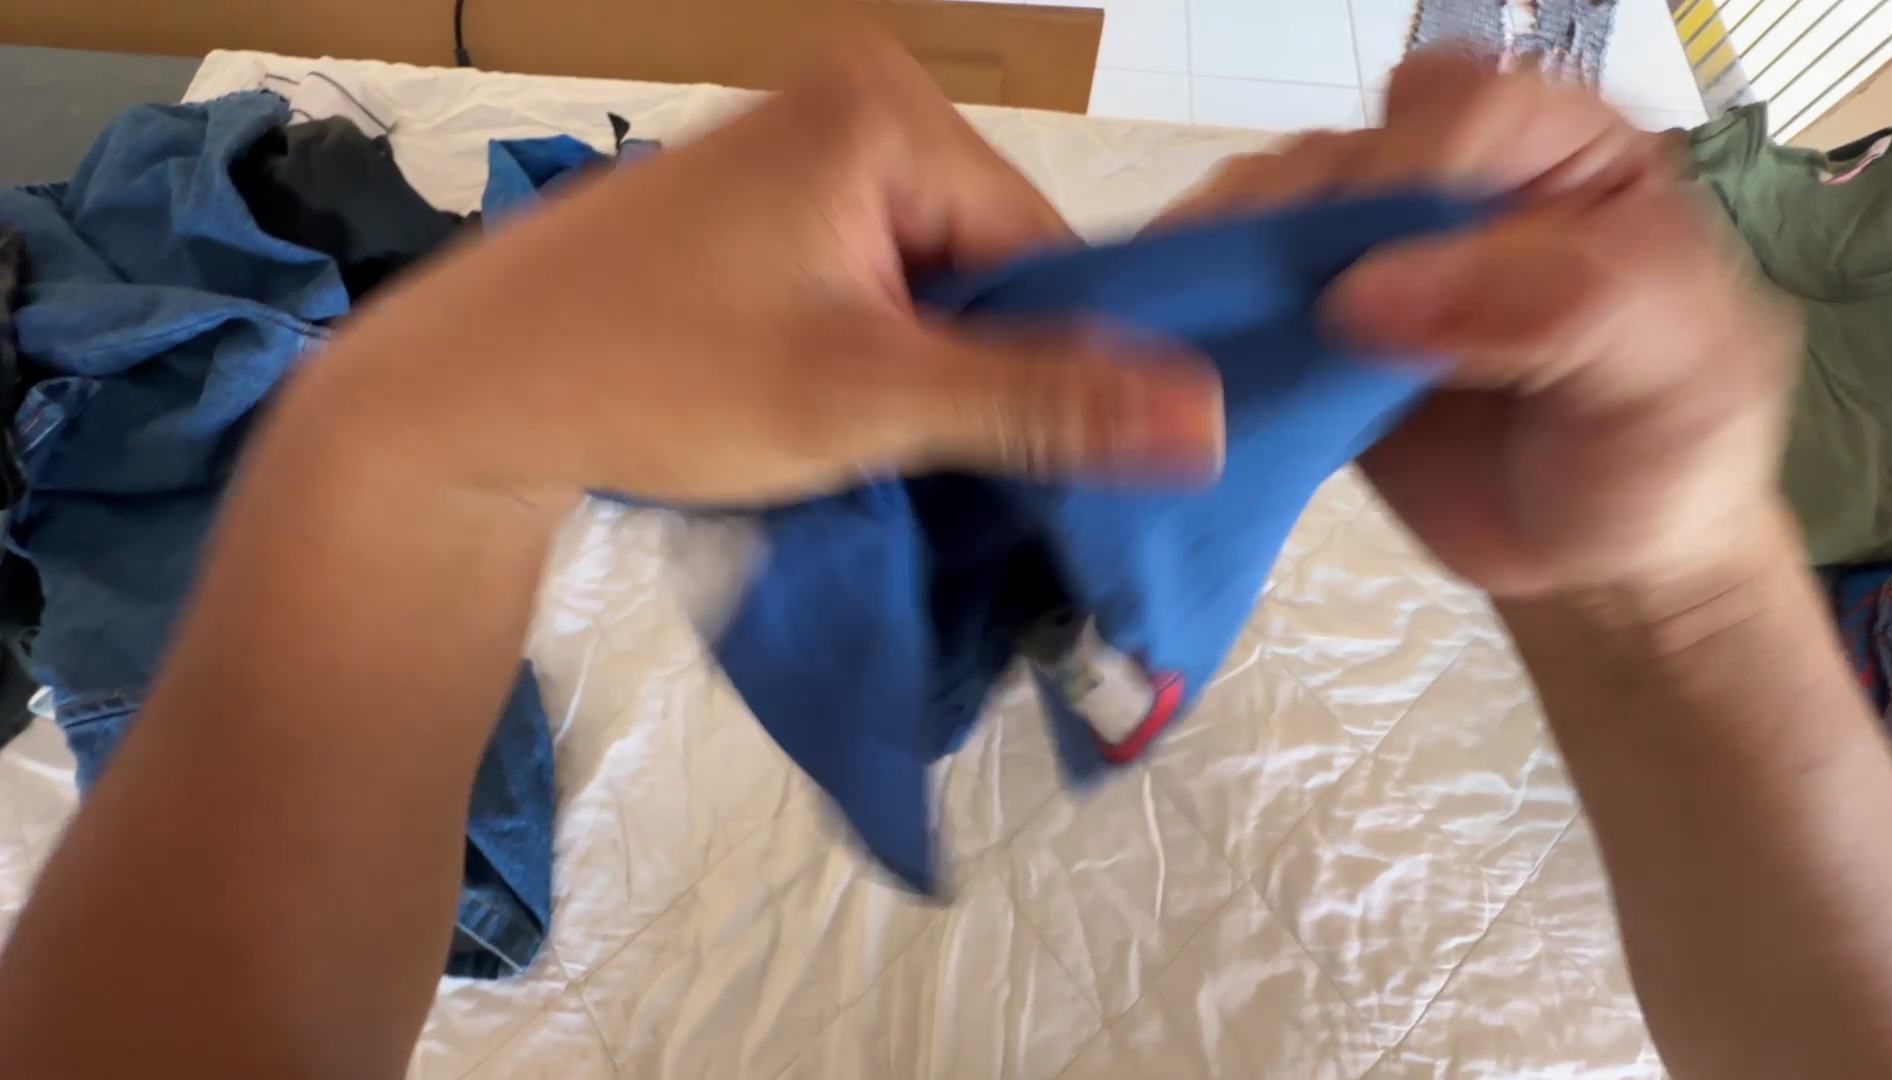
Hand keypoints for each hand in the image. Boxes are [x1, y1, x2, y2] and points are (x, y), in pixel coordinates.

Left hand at [295, 34, 1223, 507]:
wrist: (473, 399)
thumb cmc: (665, 377)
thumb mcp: (870, 395)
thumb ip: (1040, 404)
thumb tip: (1206, 420)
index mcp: (888, 114)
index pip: (1042, 245)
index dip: (1049, 358)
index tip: (1025, 448)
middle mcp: (852, 115)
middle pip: (985, 266)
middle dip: (975, 368)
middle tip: (933, 449)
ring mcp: (804, 167)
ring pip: (930, 290)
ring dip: (925, 374)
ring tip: (874, 432)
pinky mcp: (769, 224)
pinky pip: (873, 294)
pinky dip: (878, 360)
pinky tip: (838, 405)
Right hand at [1162, 52, 1800, 600]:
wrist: (1572, 555)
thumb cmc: (1647, 461)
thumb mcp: (1666, 377)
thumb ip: (1555, 307)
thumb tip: (1357, 295)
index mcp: (1565, 169)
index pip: (1464, 119)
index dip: (1396, 179)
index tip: (1346, 284)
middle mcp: (1453, 200)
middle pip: (1341, 158)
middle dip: (1276, 212)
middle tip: (1223, 285)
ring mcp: (1372, 269)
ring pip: (1275, 217)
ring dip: (1223, 254)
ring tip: (1181, 311)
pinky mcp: (1315, 336)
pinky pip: (1248, 299)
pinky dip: (1207, 313)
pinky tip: (1180, 341)